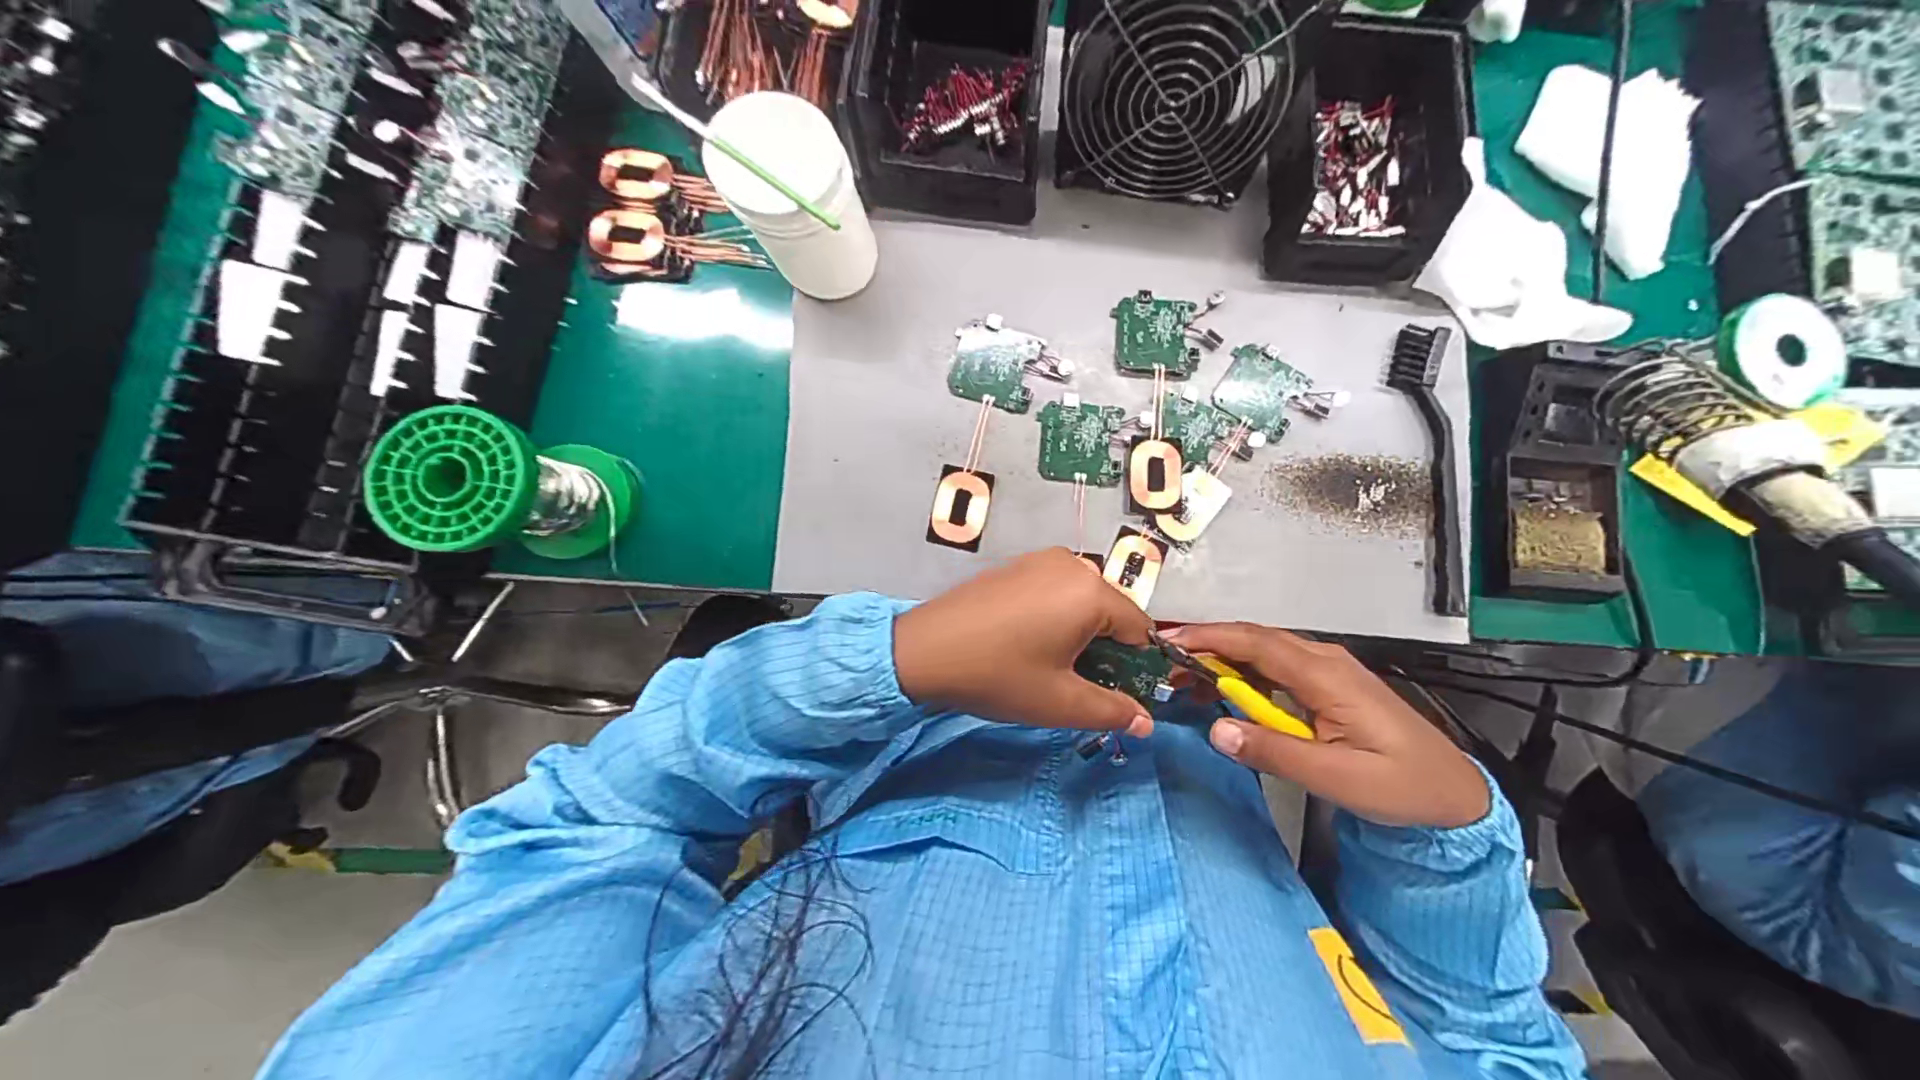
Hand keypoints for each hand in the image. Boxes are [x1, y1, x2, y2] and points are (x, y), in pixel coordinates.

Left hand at [894, 548, 1156, 735]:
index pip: (1140, 629)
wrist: (923, 651)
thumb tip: (1146, 721)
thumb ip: (1112, 711)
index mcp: (1091, 592)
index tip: (1113, 693)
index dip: (1134, 667)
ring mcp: (1039, 560)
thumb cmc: (999, 675)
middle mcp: (1071, 564)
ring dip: (1078, 634)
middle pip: (1110, 612)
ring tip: (1046, 665)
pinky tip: (1025, 643)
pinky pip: (1054, 591)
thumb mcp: (1061, 703)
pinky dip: (1054, 617)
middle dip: (1104, 650)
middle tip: (1073, 682)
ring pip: (1082, 602)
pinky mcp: (1014, 565)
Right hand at [1163, 623, 1489, 828]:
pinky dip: (1241, 670)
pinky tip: (1224, 687)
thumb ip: (1275, 753)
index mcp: (1326, 675)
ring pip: (1262, 648)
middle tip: (1166, 661)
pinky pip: (1274, 664)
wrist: (1454, 794)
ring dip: (1221, 656)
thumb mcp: (1338, 779)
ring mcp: (1327, 668)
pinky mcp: (1326, 682)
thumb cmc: (1403, 786)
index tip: (1169, 642)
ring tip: (1186, 676)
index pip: (1256, 643)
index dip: (1209, 637)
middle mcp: (1324, 660)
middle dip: (1206, 643)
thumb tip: (1216, 730)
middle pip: (1254, 638)